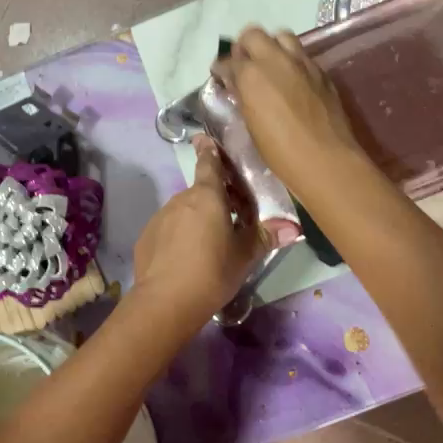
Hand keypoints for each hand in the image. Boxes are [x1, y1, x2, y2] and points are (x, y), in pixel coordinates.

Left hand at [132, 136, 270, 322]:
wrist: (165, 301)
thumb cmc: (212, 271)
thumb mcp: (245, 255)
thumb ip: (266, 237)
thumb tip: (295, 228)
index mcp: (207, 196)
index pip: (209, 163)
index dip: (210, 151)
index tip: (206, 140)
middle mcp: (181, 199)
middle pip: (200, 191)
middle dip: (215, 200)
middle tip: (231, 219)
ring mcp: (161, 216)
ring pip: (184, 212)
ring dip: (197, 220)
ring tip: (210, 245)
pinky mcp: (147, 236)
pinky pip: (168, 230)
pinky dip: (178, 237)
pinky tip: (187, 259)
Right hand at [215, 27, 370, 200]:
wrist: (325, 159)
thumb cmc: (280, 150)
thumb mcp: (251, 124)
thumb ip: (243, 96)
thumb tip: (239, 85)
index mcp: (251, 74)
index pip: (229, 61)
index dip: (222, 68)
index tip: (221, 75)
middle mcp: (276, 60)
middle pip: (254, 34)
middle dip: (244, 46)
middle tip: (244, 64)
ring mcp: (302, 63)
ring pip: (282, 36)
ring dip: (271, 46)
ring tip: (270, 64)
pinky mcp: (321, 72)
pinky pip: (302, 55)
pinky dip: (292, 61)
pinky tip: (292, 79)